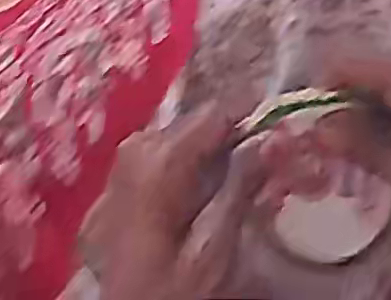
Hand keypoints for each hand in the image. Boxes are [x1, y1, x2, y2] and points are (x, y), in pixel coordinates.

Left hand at [80, 106, 263, 299]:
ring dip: (208, 151)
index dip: (251, 108)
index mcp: (161, 157)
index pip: (216, 110)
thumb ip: (240, 187)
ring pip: (178, 138)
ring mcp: (119, 167)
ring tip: (236, 174)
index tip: (279, 118)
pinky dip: (183, 167)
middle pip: (196, 122)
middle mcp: (136, 148)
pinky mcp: (111, 189)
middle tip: (263, 153)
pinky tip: (198, 194)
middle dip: (231, 133)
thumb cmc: (166, 293)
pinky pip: (158, 160)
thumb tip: (268, 137)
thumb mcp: (212, 250)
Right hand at [316, 48, 390, 272]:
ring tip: (349, 149)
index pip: (354, 60)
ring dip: (357, 105)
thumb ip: (372, 150)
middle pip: (363, 62)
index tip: (305, 122)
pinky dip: (379, 109)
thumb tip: (319, 122)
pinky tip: (378, 144)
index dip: (323, 85)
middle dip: (338, 97)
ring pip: (377, 73)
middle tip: (328, 145)